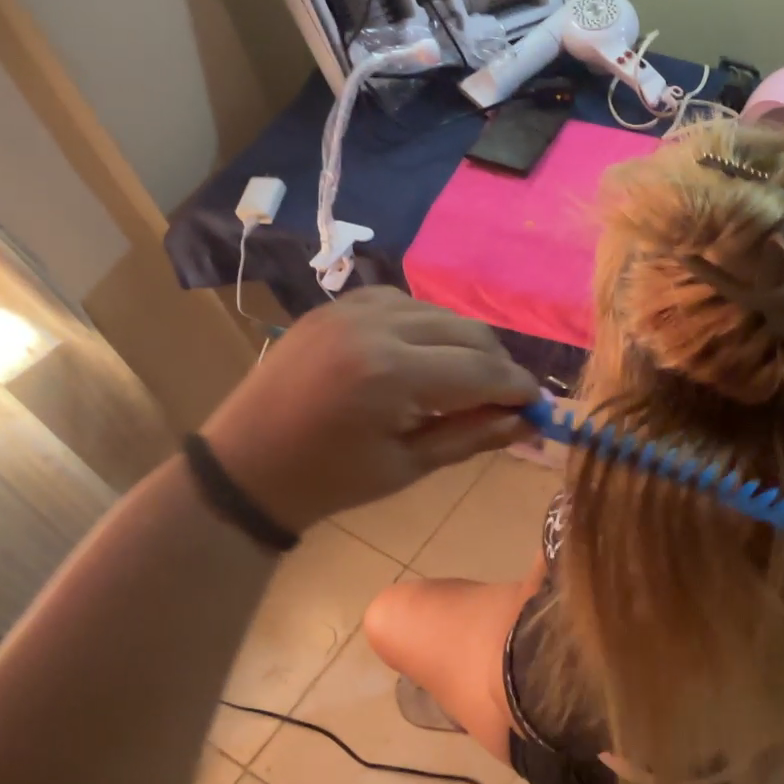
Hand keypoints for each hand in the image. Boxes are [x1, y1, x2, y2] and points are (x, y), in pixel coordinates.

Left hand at [201, 287, 539, 532]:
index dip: (519, 389)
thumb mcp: (409, 466)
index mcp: (391, 375)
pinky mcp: (338, 304)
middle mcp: (377, 327)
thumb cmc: (330, 480)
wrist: (244, 466)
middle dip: (499, 365)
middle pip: (470, 333)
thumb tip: (529, 421)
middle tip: (508, 398)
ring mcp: (353, 308)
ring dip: (468, 344)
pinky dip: (430, 326)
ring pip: (443, 313)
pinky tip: (429, 354)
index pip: (482, 371)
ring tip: (469, 379)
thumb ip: (474, 436)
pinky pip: (407, 302)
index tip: (539, 407)